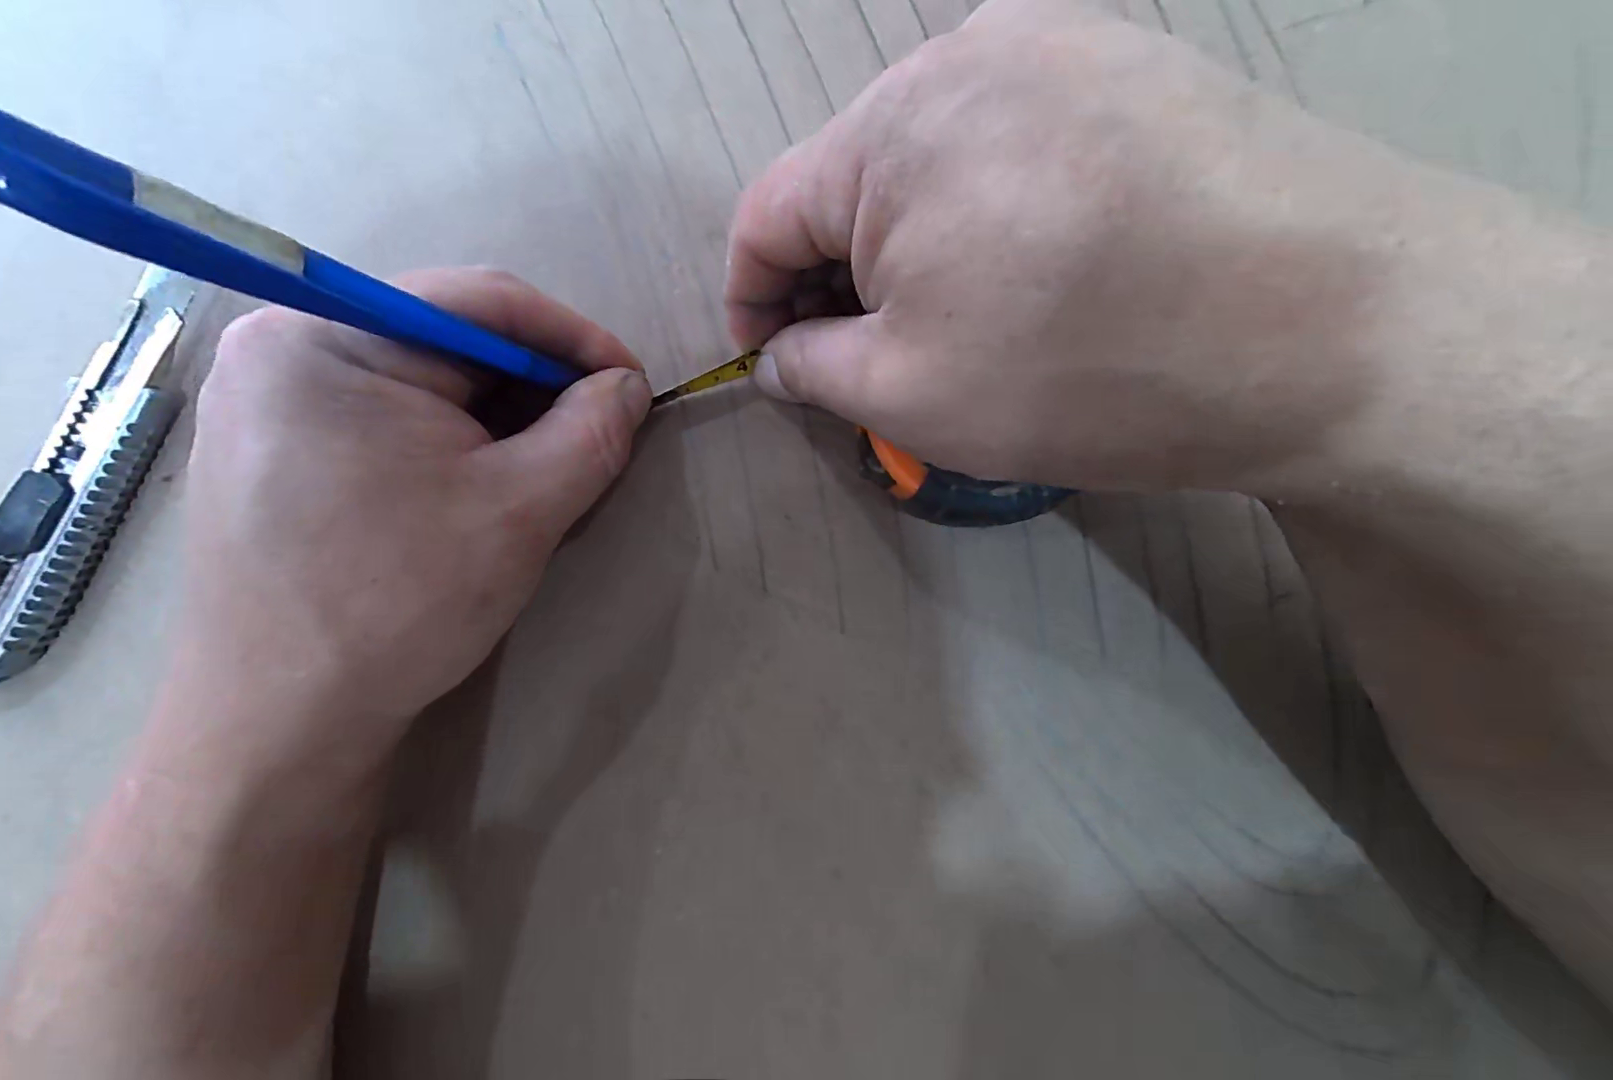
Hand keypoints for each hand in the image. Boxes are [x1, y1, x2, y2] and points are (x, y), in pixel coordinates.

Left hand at [164, 267, 649, 770]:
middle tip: (593, 437)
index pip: (479, 303)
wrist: (283, 724)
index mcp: (326, 337)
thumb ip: (590, 434)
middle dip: (533, 389)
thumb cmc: (397, 605)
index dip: (571, 338)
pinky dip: (449, 447)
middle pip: (445, 343)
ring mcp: (269, 406)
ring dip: (495, 422)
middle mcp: (281, 351)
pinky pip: (384, 423)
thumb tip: (627, 386)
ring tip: (543, 473)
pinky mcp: (274, 455)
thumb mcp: (518, 511)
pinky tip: (478, 491)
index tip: (630, 383)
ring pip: (419, 387)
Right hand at [725, 0, 1435, 495]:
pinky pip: (994, 151)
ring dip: (892, 257)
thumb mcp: (900, 391)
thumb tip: (770, 360)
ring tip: (923, 331)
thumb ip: (806, 367)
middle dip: (822, 282)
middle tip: (847, 361)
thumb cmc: (1075, 373)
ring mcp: (1058, 52)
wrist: (1336, 341)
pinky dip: (962, 223)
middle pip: (840, 188)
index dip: (747, 299)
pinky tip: (998, 281)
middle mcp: (967, 60)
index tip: (767, 363)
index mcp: (893, 130)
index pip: (765, 216)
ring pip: (916, 170)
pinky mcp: (1124, 74)